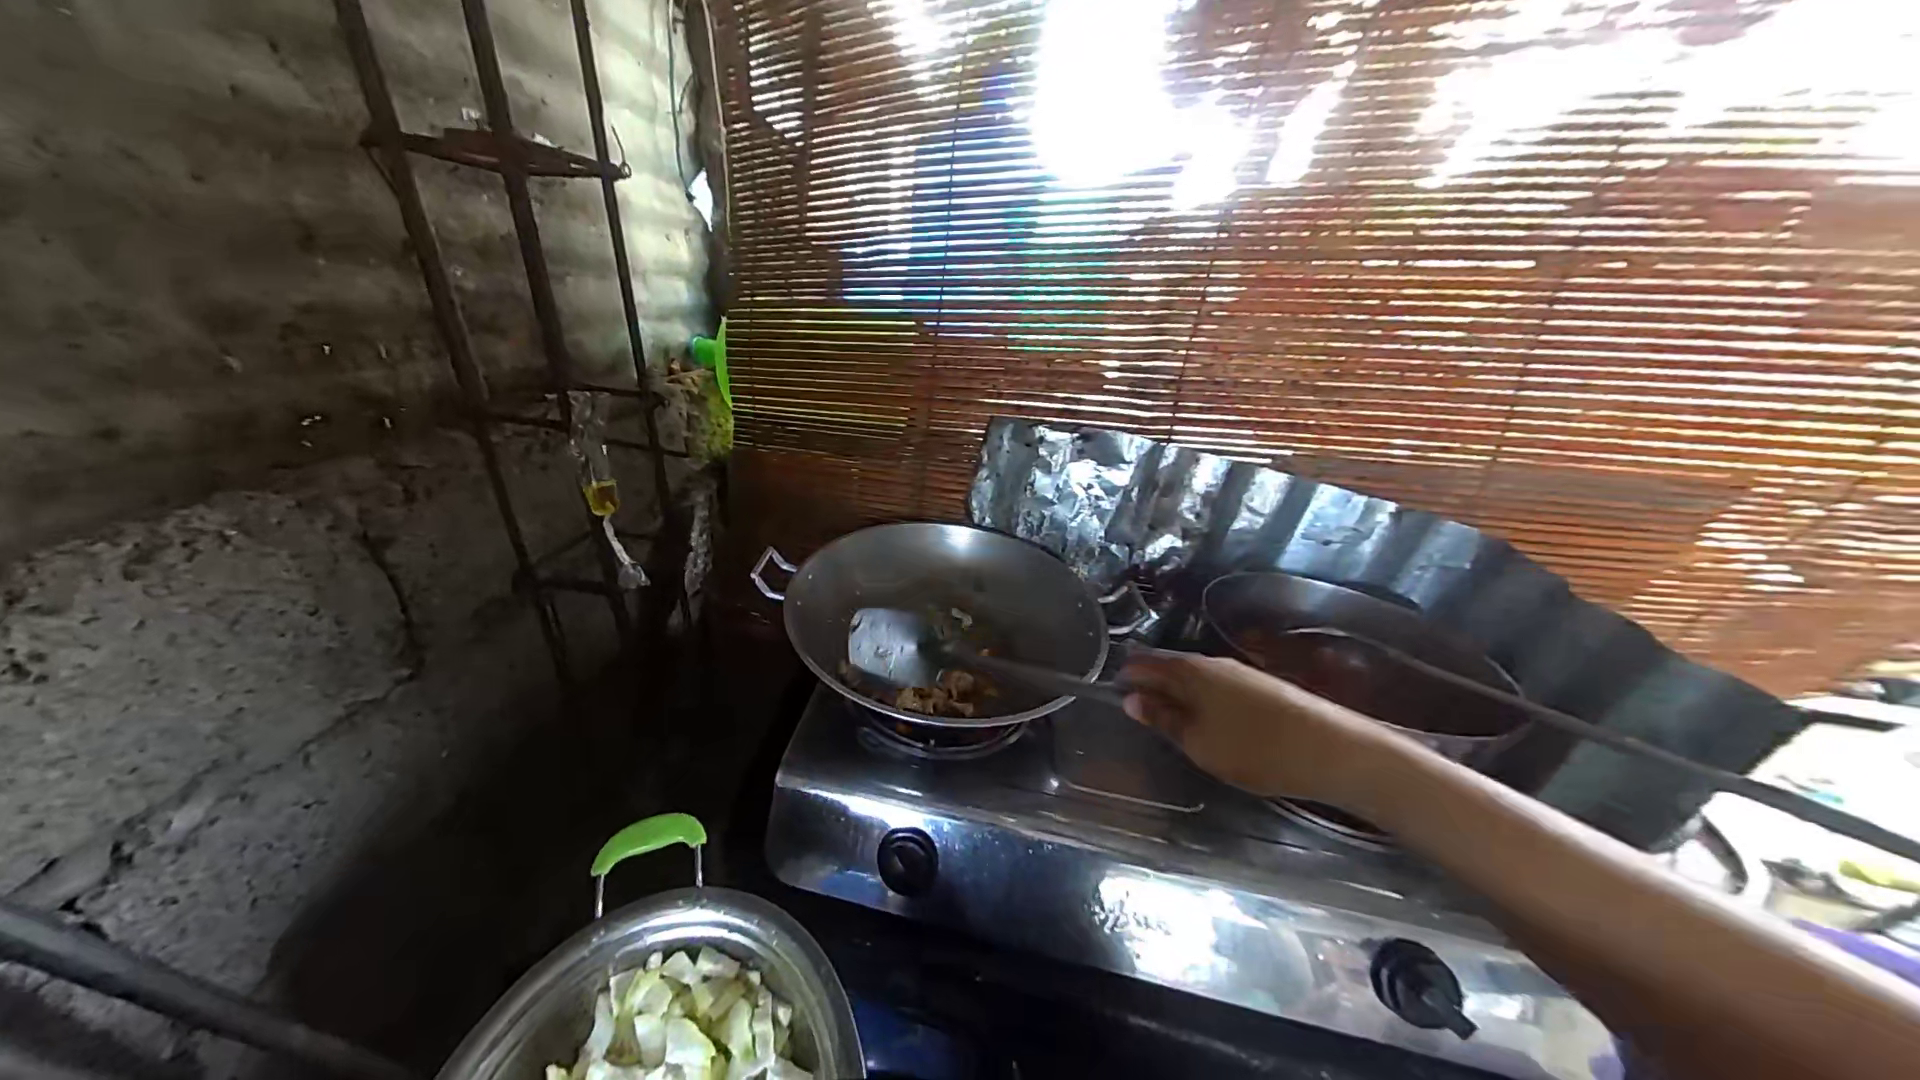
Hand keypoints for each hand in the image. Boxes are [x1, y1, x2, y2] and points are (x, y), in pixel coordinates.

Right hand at [1120, 651, 1408, 804]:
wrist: (1334, 750)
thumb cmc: (1255, 749)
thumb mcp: (1199, 742)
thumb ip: (1164, 719)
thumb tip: (1131, 698)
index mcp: (1190, 672)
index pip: (1145, 663)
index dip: (1127, 675)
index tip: (1113, 691)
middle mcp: (1212, 663)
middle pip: (1170, 665)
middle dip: (1150, 680)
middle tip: (1135, 703)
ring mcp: (1240, 672)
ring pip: (1194, 674)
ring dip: (1176, 688)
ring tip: (1165, 711)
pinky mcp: (1261, 686)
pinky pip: (1215, 683)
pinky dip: (1200, 695)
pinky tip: (1204, 714)